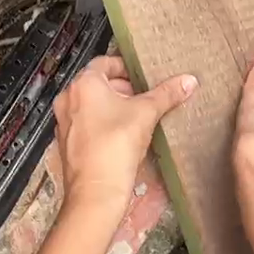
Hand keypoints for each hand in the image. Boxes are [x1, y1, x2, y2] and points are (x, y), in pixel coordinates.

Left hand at [53, 56, 195, 214]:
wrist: (96, 191)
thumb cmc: (116, 145)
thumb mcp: (146, 114)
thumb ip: (167, 94)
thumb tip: (189, 81)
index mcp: (83, 84)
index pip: (104, 63)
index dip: (126, 67)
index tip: (143, 77)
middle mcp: (68, 99)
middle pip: (97, 85)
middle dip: (122, 89)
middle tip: (145, 98)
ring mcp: (65, 123)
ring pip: (91, 106)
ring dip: (113, 108)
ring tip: (137, 118)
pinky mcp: (68, 144)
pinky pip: (86, 126)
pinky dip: (102, 125)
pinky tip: (122, 138)